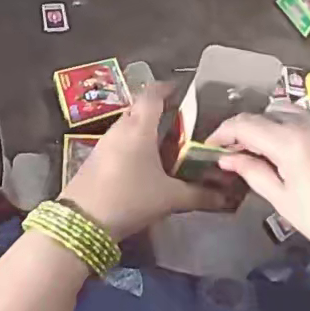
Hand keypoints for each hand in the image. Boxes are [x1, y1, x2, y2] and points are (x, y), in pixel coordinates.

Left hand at [61, 83, 229, 238]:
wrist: (82, 222)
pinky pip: (120, 143)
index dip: (168, 88)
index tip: (182, 91)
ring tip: (169, 146)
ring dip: (147, 132)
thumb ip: (199, 195)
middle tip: (184, 124)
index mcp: (139, 127)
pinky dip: (135, 146)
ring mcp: (105, 144)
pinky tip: (147, 165)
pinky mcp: (96, 159)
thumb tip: (227, 199)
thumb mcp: (170, 198)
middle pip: (141, 110)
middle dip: (161, 113)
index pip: (152, 94)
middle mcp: (120, 129)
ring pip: (129, 128)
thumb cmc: (130, 198)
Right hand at [206, 106, 309, 262]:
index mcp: (290, 141)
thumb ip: (253, 172)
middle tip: (231, 151)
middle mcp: (306, 122)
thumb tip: (227, 159)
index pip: (245, 125)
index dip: (222, 132)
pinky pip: (303, 116)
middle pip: (263, 114)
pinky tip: (283, 147)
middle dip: (243, 129)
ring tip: (256, 149)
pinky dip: (285, 125)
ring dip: (264, 124)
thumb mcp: (284, 201)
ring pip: (283, 111)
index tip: (209, 146)